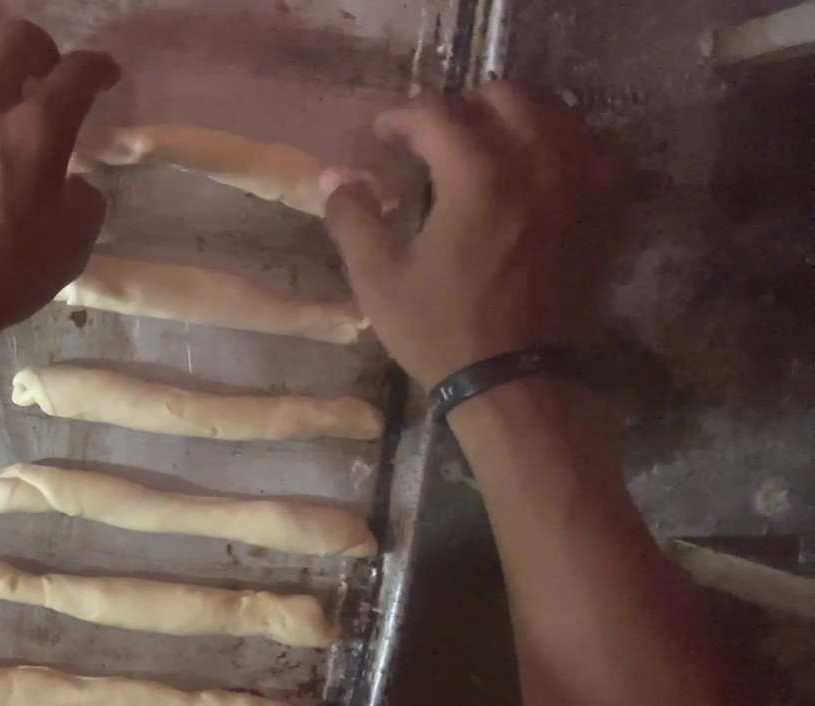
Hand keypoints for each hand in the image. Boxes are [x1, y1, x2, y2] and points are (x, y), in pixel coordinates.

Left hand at [0, 21, 118, 347]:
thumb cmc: (0, 282)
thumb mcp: (70, 250)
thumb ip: (85, 204)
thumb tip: (74, 184)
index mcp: (37, 131)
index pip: (78, 73)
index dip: (98, 69)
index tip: (102, 80)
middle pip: (16, 39)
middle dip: (39, 49)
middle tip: (42, 76)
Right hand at [323, 82, 626, 389]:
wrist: (514, 373)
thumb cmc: (436, 328)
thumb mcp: (377, 280)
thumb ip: (354, 220)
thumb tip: (332, 176)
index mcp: (479, 180)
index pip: (440, 117)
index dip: (402, 118)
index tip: (378, 133)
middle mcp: (541, 163)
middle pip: (507, 97)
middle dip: (461, 108)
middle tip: (428, 137)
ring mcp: (584, 180)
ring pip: (554, 113)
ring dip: (509, 119)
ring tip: (475, 148)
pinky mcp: (607, 203)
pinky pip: (589, 145)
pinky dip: (553, 143)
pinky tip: (526, 169)